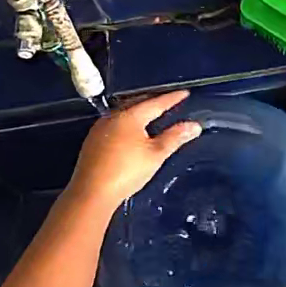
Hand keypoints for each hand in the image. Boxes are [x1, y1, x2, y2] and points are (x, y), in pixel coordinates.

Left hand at [67, 90, 202, 205]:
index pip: (156, 103)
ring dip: (139, 111)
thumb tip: (194, 126)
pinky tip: (131, 132)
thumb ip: (175, 137)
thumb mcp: (156, 155)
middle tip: (169, 101)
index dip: (172, 98)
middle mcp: (112, 117)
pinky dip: (128, 123)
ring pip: (124, 113)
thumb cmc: (126, 172)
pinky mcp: (92, 142)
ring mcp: (99, 129)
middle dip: (154, 101)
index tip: (184, 93)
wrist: (91, 193)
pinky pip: (115, 123)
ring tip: (152, 114)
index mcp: (130, 116)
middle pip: (137, 103)